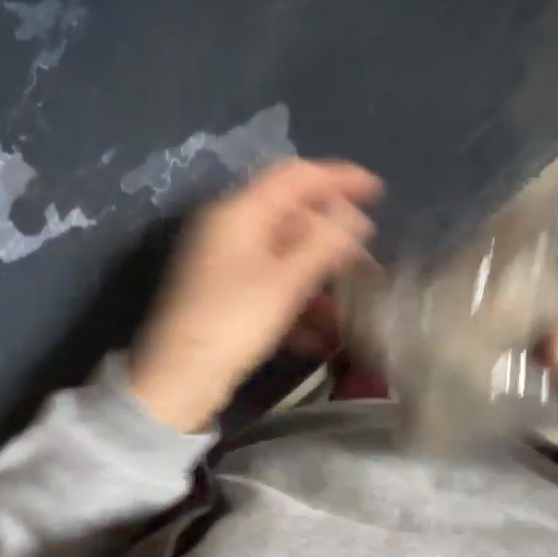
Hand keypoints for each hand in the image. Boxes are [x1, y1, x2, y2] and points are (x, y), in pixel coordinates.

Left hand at [129, 159, 382, 431]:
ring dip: (319, 281)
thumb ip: (324, 243)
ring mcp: (225, 268)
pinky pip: (271, 291)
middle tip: (369, 264)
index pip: (294, 177)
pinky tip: (323, 336)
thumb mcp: (285, 282)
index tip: (377, 192)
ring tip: (352, 306)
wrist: (180, 380)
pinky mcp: (226, 302)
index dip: (338, 179)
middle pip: (291, 220)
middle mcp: (229, 232)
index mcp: (237, 213)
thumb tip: (353, 217)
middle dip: (332, 243)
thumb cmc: (232, 324)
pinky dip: (298, 307)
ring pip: (284, 261)